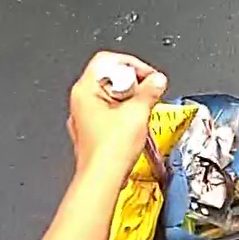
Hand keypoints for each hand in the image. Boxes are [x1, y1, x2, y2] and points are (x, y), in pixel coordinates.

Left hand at [66, 51, 167, 179]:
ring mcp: (85, 117)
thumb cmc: (110, 150)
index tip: (150, 77)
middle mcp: (81, 101)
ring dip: (131, 100)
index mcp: (85, 89)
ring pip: (112, 96)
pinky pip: (110, 113)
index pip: (108, 60)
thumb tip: (157, 80)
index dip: (133, 65)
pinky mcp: (93, 131)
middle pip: (111, 77)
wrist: (102, 179)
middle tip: (149, 94)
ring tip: (143, 112)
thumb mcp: (137, 113)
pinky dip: (125, 115)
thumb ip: (150, 92)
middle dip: (134, 84)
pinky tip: (135, 126)